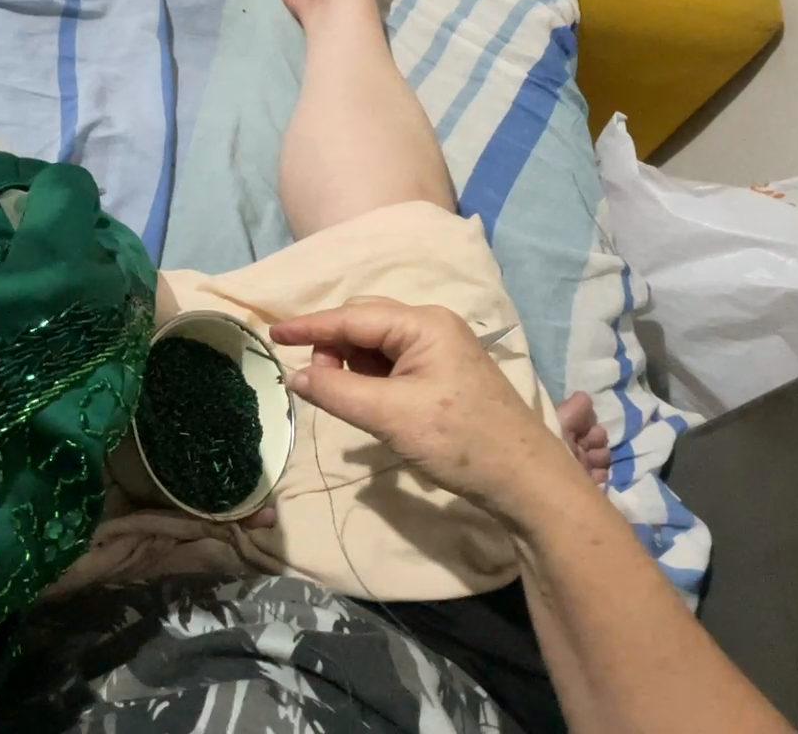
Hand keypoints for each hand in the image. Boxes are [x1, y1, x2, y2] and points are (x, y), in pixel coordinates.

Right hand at [270, 297, 565, 512]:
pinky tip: (370, 401)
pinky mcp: (443, 371)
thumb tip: (295, 376)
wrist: (525, 480)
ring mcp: (440, 348)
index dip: (309, 326)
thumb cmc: (459, 441)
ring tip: (347, 397)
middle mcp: (431, 325)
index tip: (271, 334)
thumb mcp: (390, 417)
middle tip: (316, 381)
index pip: (351, 317)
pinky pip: (393, 361)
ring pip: (377, 343)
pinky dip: (372, 376)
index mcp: (422, 324)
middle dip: (333, 346)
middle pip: (364, 322)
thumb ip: (336, 391)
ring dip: (353, 363)